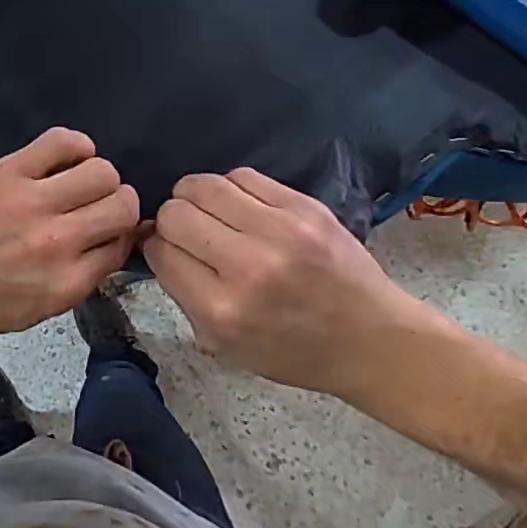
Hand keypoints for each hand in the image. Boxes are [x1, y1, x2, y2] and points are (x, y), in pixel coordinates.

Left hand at [0, 128, 139, 335]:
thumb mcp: (37, 310)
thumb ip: (81, 280)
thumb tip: (113, 244)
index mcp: (67, 282)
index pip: (123, 244)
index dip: (120, 235)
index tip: (108, 231)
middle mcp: (57, 241)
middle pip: (122, 205)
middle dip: (119, 205)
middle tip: (95, 207)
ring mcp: (32, 202)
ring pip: (102, 172)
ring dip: (99, 178)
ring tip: (78, 184)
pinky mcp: (9, 172)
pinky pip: (63, 142)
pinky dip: (76, 147)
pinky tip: (66, 160)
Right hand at [141, 168, 447, 397]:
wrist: (372, 339)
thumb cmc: (291, 351)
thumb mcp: (222, 344)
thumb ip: (181, 293)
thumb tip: (154, 240)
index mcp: (221, 309)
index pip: (160, 252)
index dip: (155, 247)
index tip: (167, 250)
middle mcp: (247, 266)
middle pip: (175, 213)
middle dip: (170, 220)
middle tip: (187, 232)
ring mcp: (280, 231)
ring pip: (202, 186)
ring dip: (194, 197)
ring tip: (208, 213)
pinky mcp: (305, 207)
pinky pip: (241, 176)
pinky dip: (229, 189)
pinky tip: (239, 207)